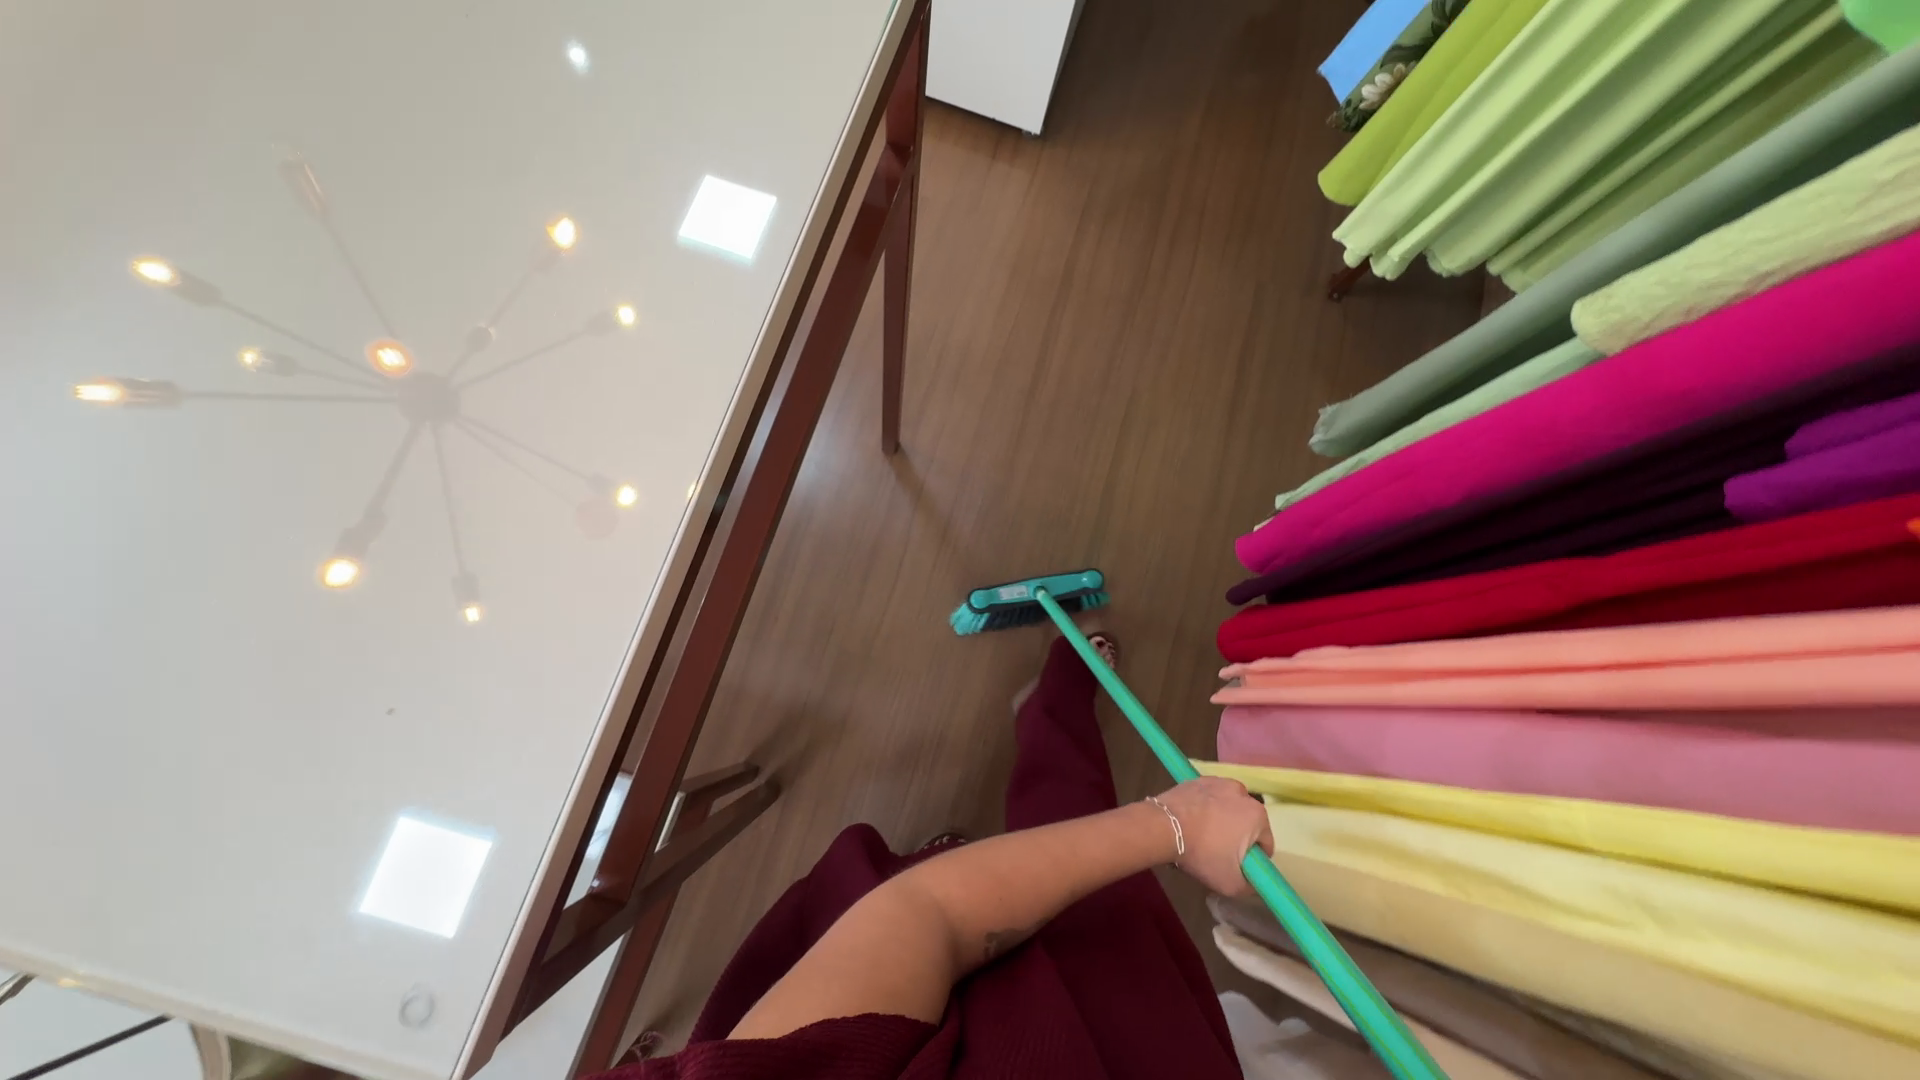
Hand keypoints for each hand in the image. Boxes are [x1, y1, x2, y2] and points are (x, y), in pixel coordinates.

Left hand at [1151, 777, 1273, 897]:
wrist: (1163, 827)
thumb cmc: (1202, 854)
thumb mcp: (1231, 884)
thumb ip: (1250, 887)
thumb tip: (1254, 883)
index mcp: (1257, 815)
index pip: (1264, 843)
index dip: (1253, 859)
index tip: (1237, 866)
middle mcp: (1242, 792)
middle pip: (1246, 822)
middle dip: (1237, 837)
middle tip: (1218, 852)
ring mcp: (1217, 782)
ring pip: (1227, 807)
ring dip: (1221, 819)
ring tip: (1202, 835)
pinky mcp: (1197, 779)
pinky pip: (1208, 798)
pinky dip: (1205, 807)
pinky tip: (1192, 821)